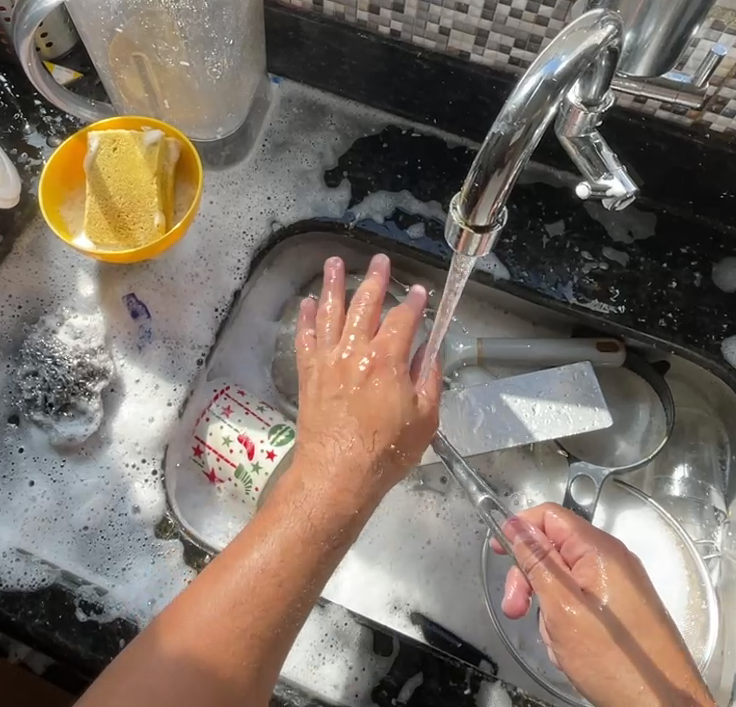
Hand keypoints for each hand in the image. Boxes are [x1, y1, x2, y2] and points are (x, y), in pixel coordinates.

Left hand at [287, 254, 440, 509]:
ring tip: (334, 263)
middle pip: (365, 304)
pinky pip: (305, 337)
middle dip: (374, 280)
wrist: (337, 474)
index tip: (419, 291)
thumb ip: (429, 379)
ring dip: (333, 284)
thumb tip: (430, 351)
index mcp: (387, 360)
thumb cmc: (386, 451)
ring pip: (330, 312)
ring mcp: (328, 359)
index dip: (413, 303)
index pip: (403, 319)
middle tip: (379, 261)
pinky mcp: (308, 372)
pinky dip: (306, 318)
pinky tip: (307, 302)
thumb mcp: (425, 418)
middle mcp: (355, 351)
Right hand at [495, 504, 713, 706]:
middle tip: (516, 609)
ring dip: (549, 606)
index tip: (501, 553)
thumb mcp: (563, 607)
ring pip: (566, 579)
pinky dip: (568, 619)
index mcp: (599, 549)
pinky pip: (582, 600)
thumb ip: (538, 561)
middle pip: (555, 548)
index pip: (550, 515)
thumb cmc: (615, 661)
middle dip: (530, 577)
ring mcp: (621, 585)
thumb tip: (518, 525)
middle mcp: (613, 559)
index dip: (520, 528)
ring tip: (555, 641)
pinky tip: (570, 648)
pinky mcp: (624, 610)